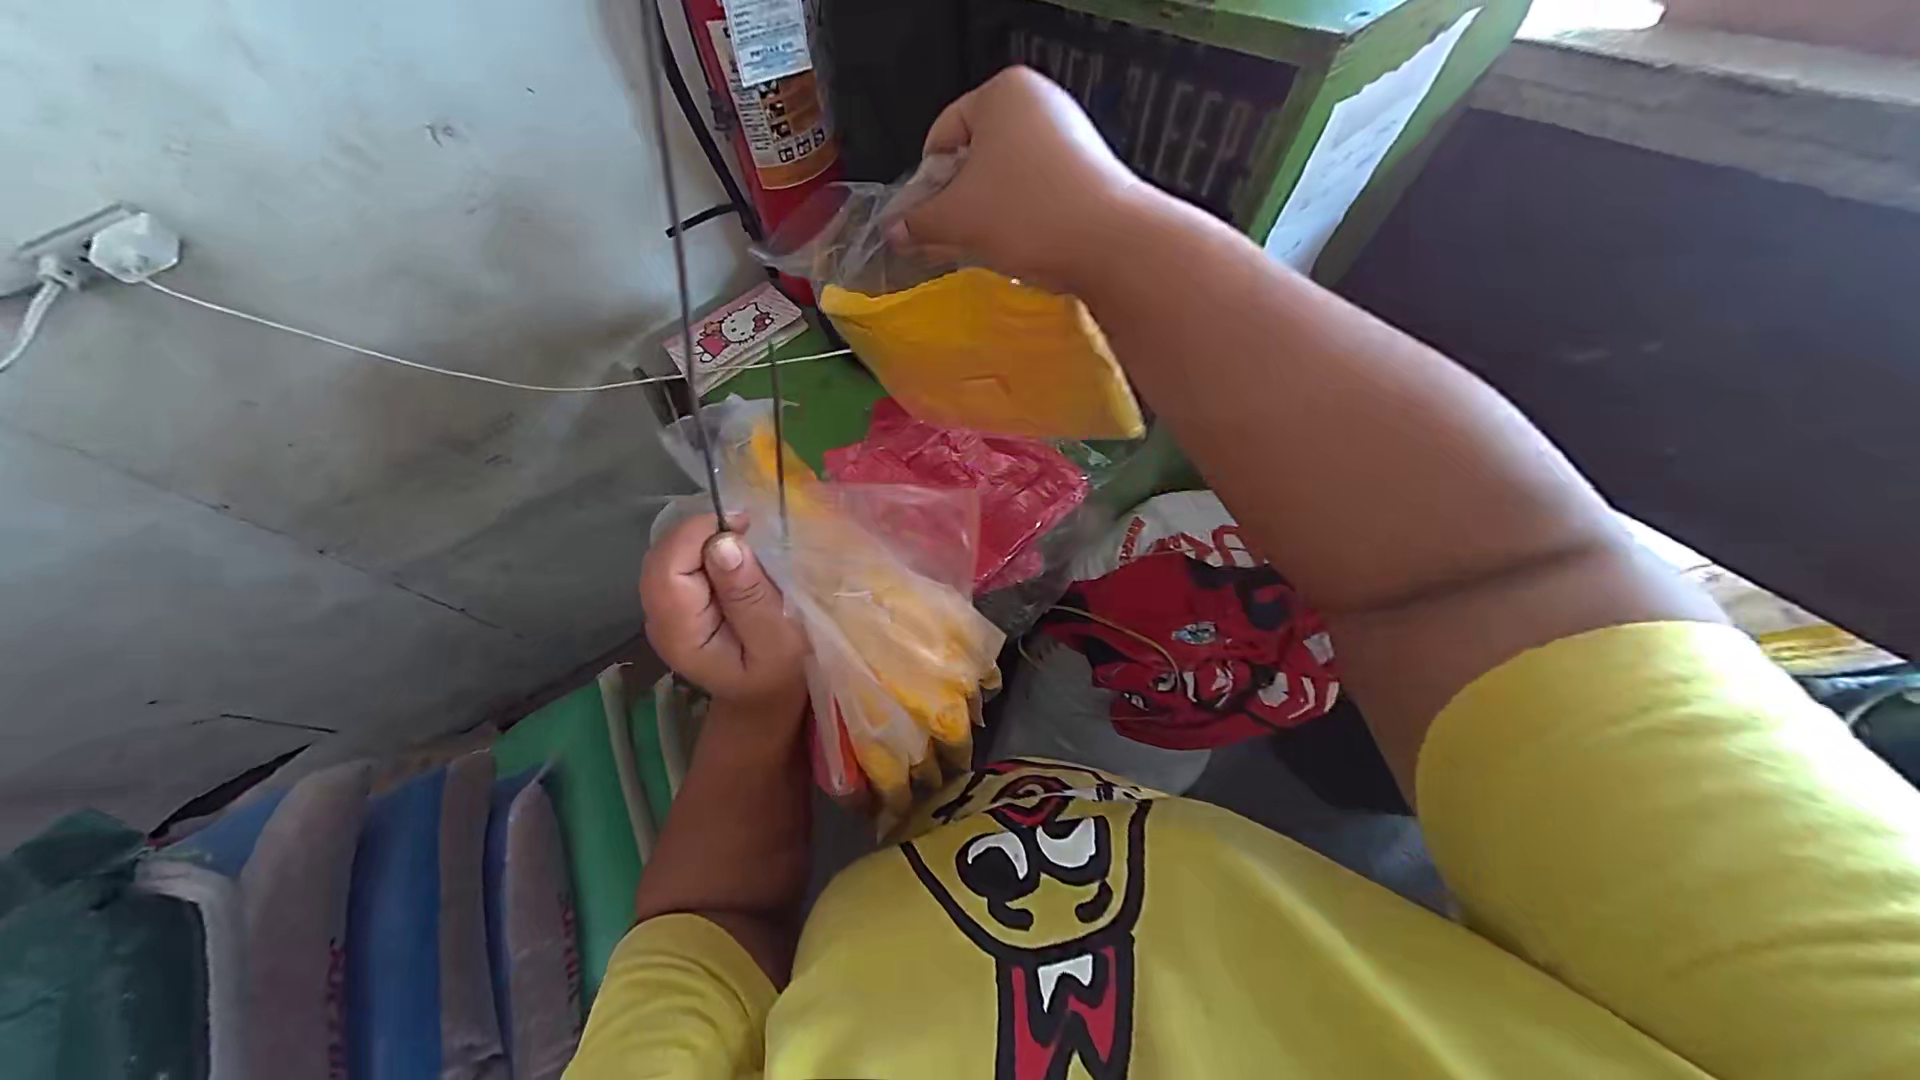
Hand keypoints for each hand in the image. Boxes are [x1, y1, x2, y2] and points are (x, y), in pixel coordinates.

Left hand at [640, 513, 807, 712]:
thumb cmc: (779, 672)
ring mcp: (664, 611)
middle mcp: (659, 620)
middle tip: (749, 527)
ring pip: (668, 554)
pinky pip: (679, 561)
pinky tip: (734, 554)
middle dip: (701, 532)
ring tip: (745, 538)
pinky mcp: (676, 602)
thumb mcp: (778, 640)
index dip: (697, 535)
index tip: (744, 524)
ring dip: (703, 538)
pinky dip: (705, 548)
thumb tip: (724, 543)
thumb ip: (750, 597)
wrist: (766, 698)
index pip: (668, 568)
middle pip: (662, 557)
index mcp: (680, 634)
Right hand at [895, 66, 1159, 291]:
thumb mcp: (958, 219)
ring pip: (1007, 179)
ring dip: (990, 214)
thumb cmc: (1028, 214)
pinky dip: (1023, 218)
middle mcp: (1039, 103)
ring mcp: (1069, 136)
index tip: (925, 218)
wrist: (1108, 243)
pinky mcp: (1088, 172)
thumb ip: (918, 222)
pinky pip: (1038, 193)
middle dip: (960, 200)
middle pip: (976, 156)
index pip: (943, 134)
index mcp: (1002, 92)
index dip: (927, 181)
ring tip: (992, 246)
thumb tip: (895, 231)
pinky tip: (1024, 244)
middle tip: (954, 237)